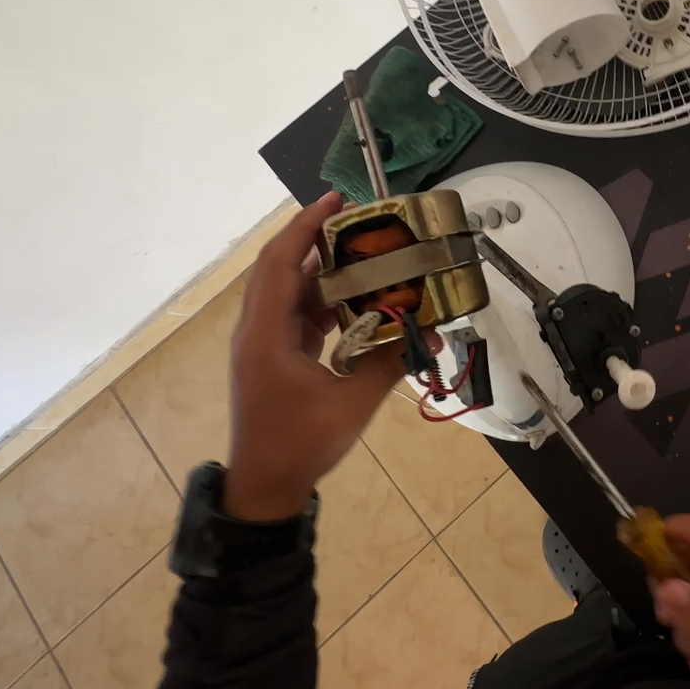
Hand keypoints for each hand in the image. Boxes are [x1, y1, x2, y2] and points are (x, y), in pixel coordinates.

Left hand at [222, 191, 423, 520]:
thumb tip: (433, 334)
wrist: (263, 487)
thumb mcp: (351, 404)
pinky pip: (294, 311)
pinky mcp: (272, 354)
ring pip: (286, 289)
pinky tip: (355, 295)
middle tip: (356, 218)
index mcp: (266, 336)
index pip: (279, 264)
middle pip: (278, 267)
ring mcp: (262, 342)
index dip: (304, 228)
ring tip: (362, 251)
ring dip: (319, 267)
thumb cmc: (300, 445)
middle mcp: (257, 330)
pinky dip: (321, 296)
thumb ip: (390, 364)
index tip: (336, 201)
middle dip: (312, 237)